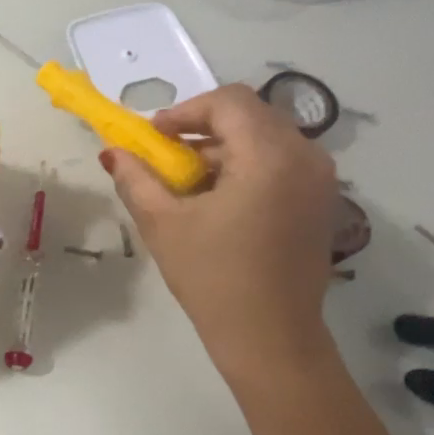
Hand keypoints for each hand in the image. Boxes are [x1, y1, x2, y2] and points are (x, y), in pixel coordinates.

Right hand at [103, 84, 339, 378]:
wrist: (268, 333)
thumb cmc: (211, 276)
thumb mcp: (162, 224)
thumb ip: (136, 179)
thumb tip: (113, 152)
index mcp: (269, 155)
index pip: (229, 102)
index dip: (184, 111)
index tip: (152, 137)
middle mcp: (305, 155)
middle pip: (250, 116)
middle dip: (203, 128)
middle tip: (165, 158)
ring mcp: (319, 178)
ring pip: (266, 139)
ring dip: (223, 148)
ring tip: (187, 184)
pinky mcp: (320, 200)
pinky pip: (280, 163)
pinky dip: (245, 167)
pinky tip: (217, 202)